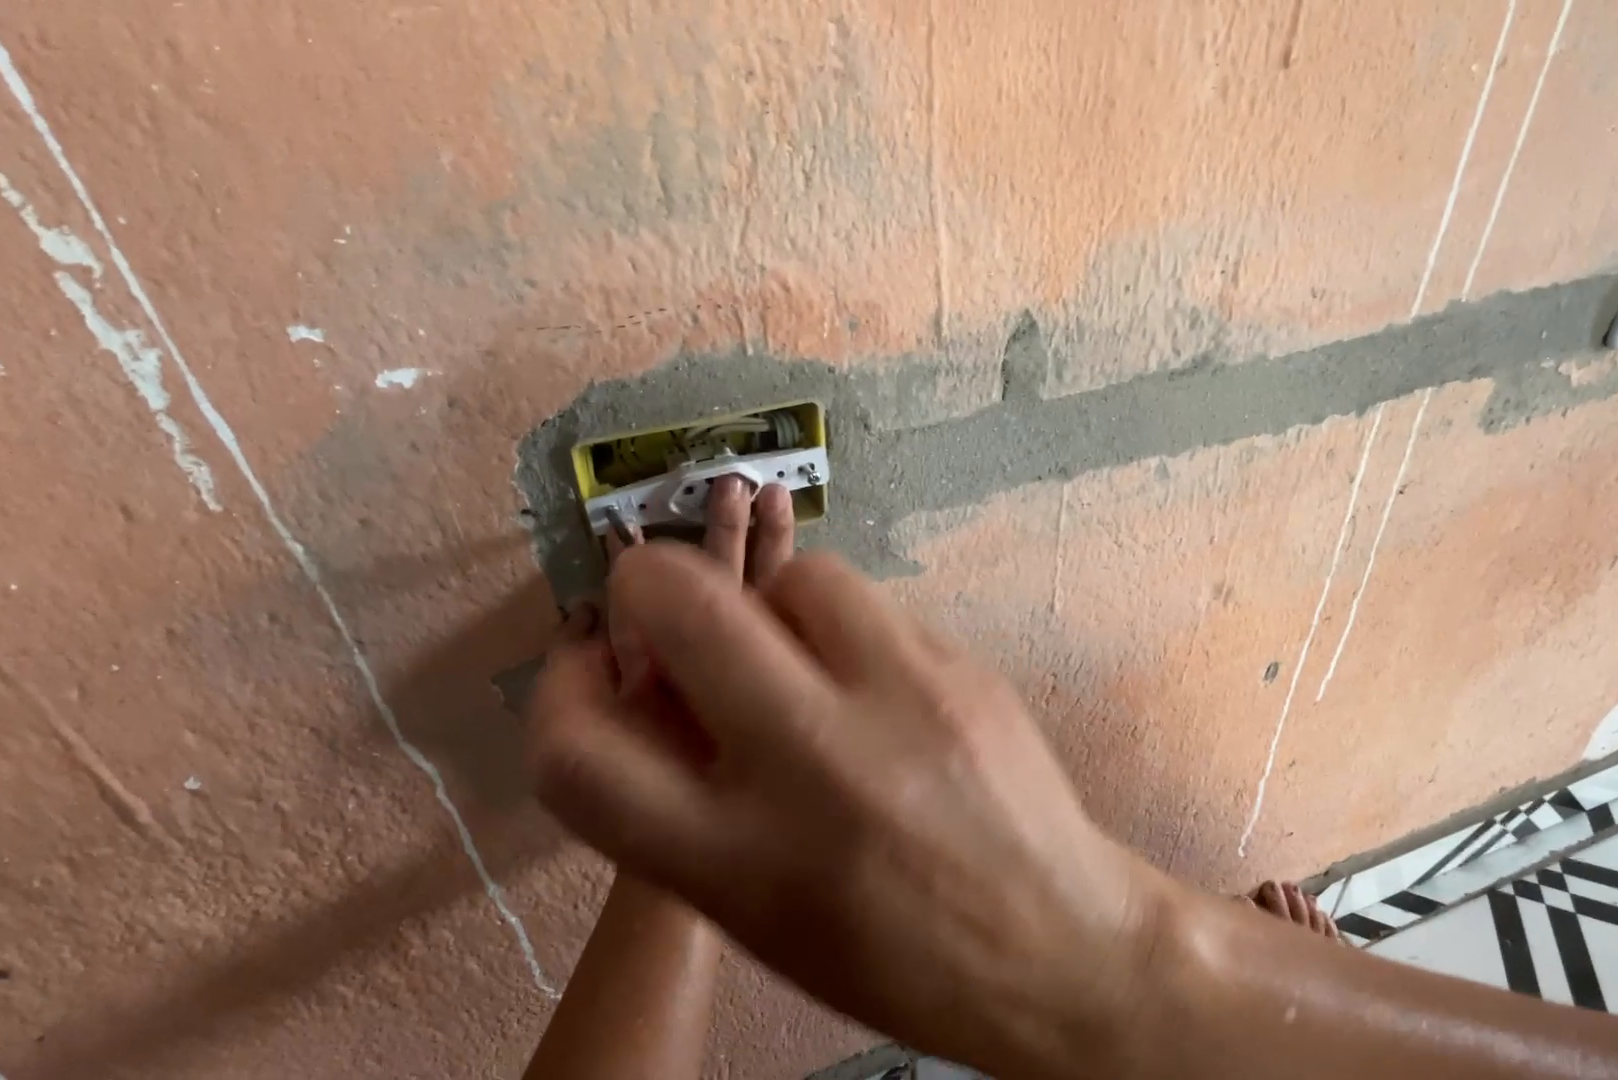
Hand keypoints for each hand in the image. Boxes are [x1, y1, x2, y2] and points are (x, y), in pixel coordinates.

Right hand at [524, 543, 1158, 1074]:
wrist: (1057, 948)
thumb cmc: (886, 950)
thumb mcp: (752, 905)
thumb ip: (677, 796)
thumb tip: (641, 677)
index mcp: (736, 862)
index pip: (577, 753)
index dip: (559, 694)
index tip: (591, 669)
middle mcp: (812, 765)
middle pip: (679, 600)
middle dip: (650, 581)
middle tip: (670, 608)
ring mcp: (900, 699)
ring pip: (791, 574)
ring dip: (766, 603)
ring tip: (789, 652)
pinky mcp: (960, 663)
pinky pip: (867, 602)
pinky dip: (837, 622)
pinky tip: (862, 671)